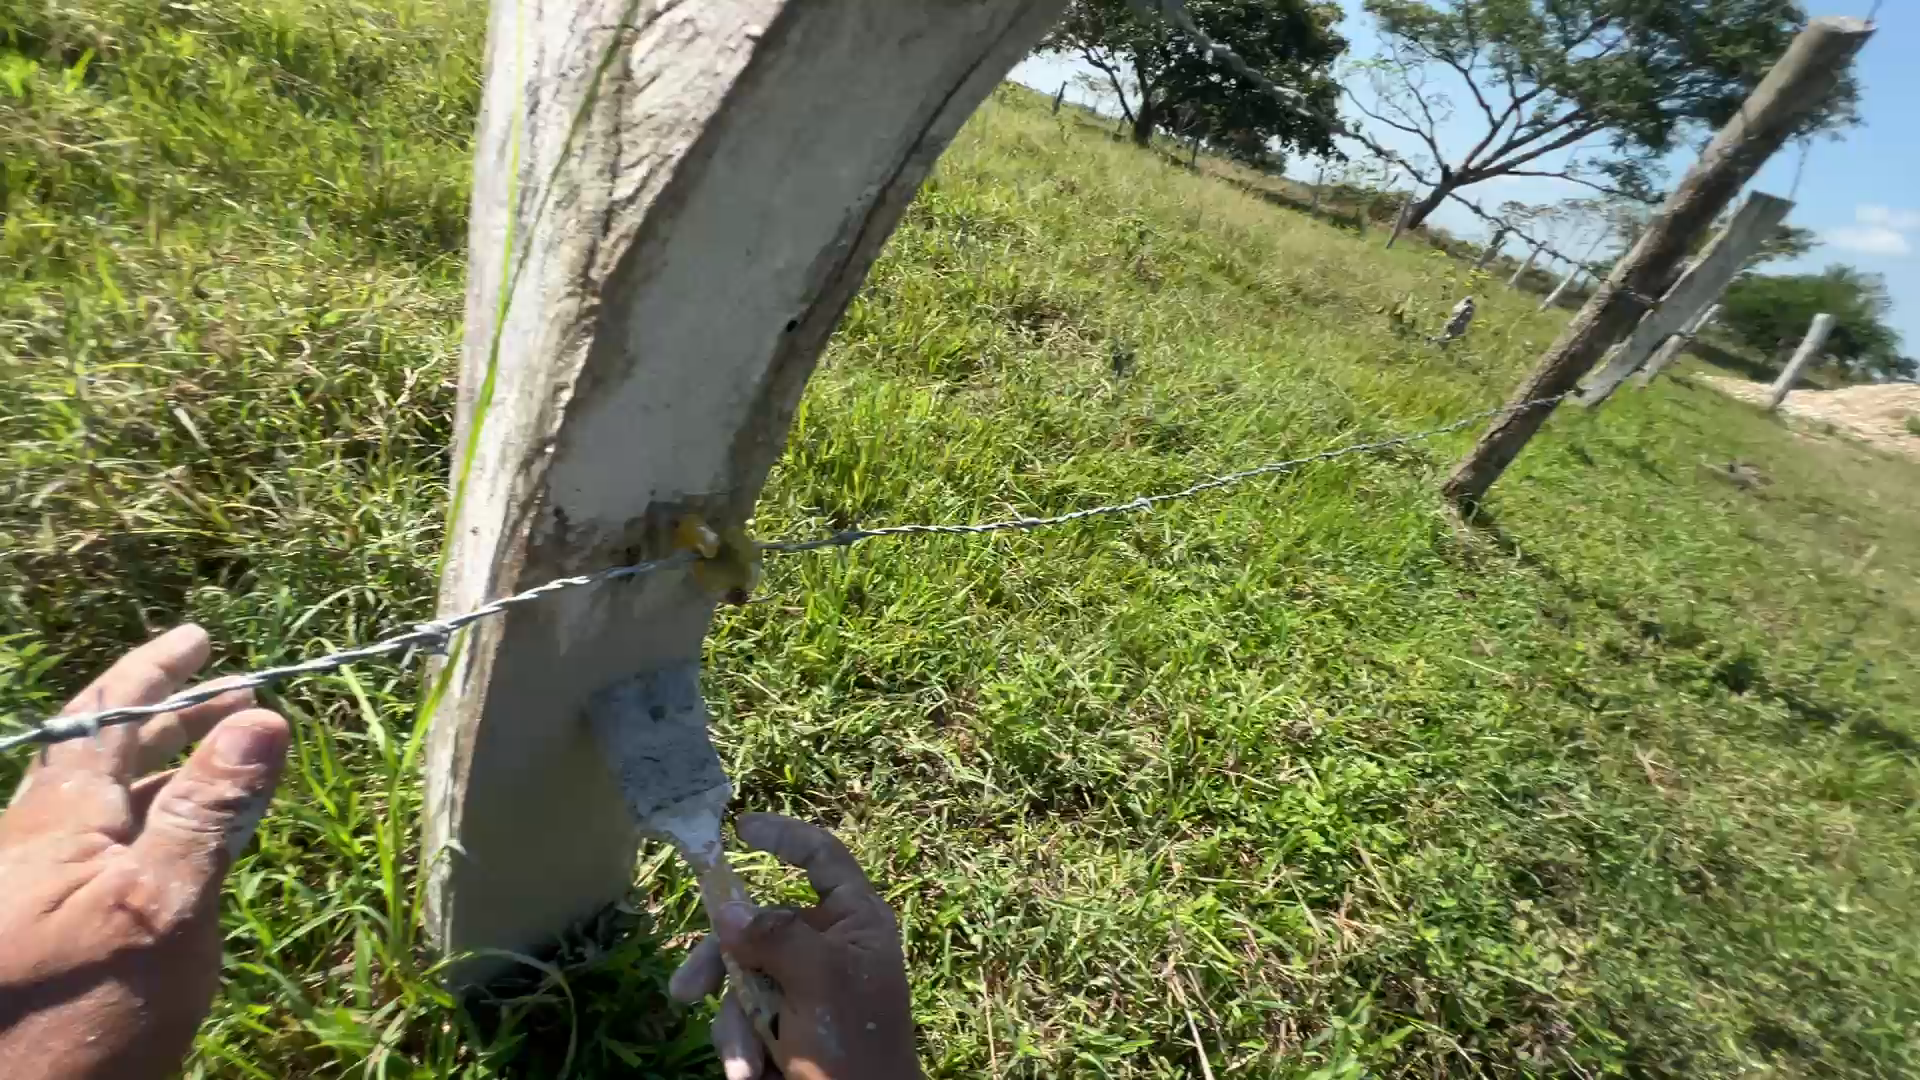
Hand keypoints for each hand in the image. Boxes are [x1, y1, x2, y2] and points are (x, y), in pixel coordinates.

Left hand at [0, 625, 289, 1079]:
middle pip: (104, 757)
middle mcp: (32, 850)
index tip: (199, 637)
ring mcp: (43, 890)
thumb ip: (210, 811)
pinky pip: (120, 840)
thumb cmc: (81, 1016)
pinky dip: (169, 808)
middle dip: (173, 714)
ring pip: (113, 799)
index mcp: (45, 832)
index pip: (99, 725)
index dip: (149, 674)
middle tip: (239, 686)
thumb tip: (261, 717)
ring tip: (232, 740)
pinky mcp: (62, 924)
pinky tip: (202, 821)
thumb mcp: (161, 906)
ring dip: (177, 760)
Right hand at [670, 813, 920, 1079]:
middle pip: (763, 923)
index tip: (740, 827)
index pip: (821, 857)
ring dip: (735, 1020)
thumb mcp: (819, 981)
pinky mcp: (784, 1024)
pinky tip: (751, 1075)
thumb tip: (729, 911)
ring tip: (744, 1062)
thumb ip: (775, 937)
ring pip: (745, 975)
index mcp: (855, 919)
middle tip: (684, 990)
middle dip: (724, 959)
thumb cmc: (853, 1046)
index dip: (784, 836)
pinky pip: (744, 1016)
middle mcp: (829, 944)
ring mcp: (805, 985)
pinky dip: (740, 1046)